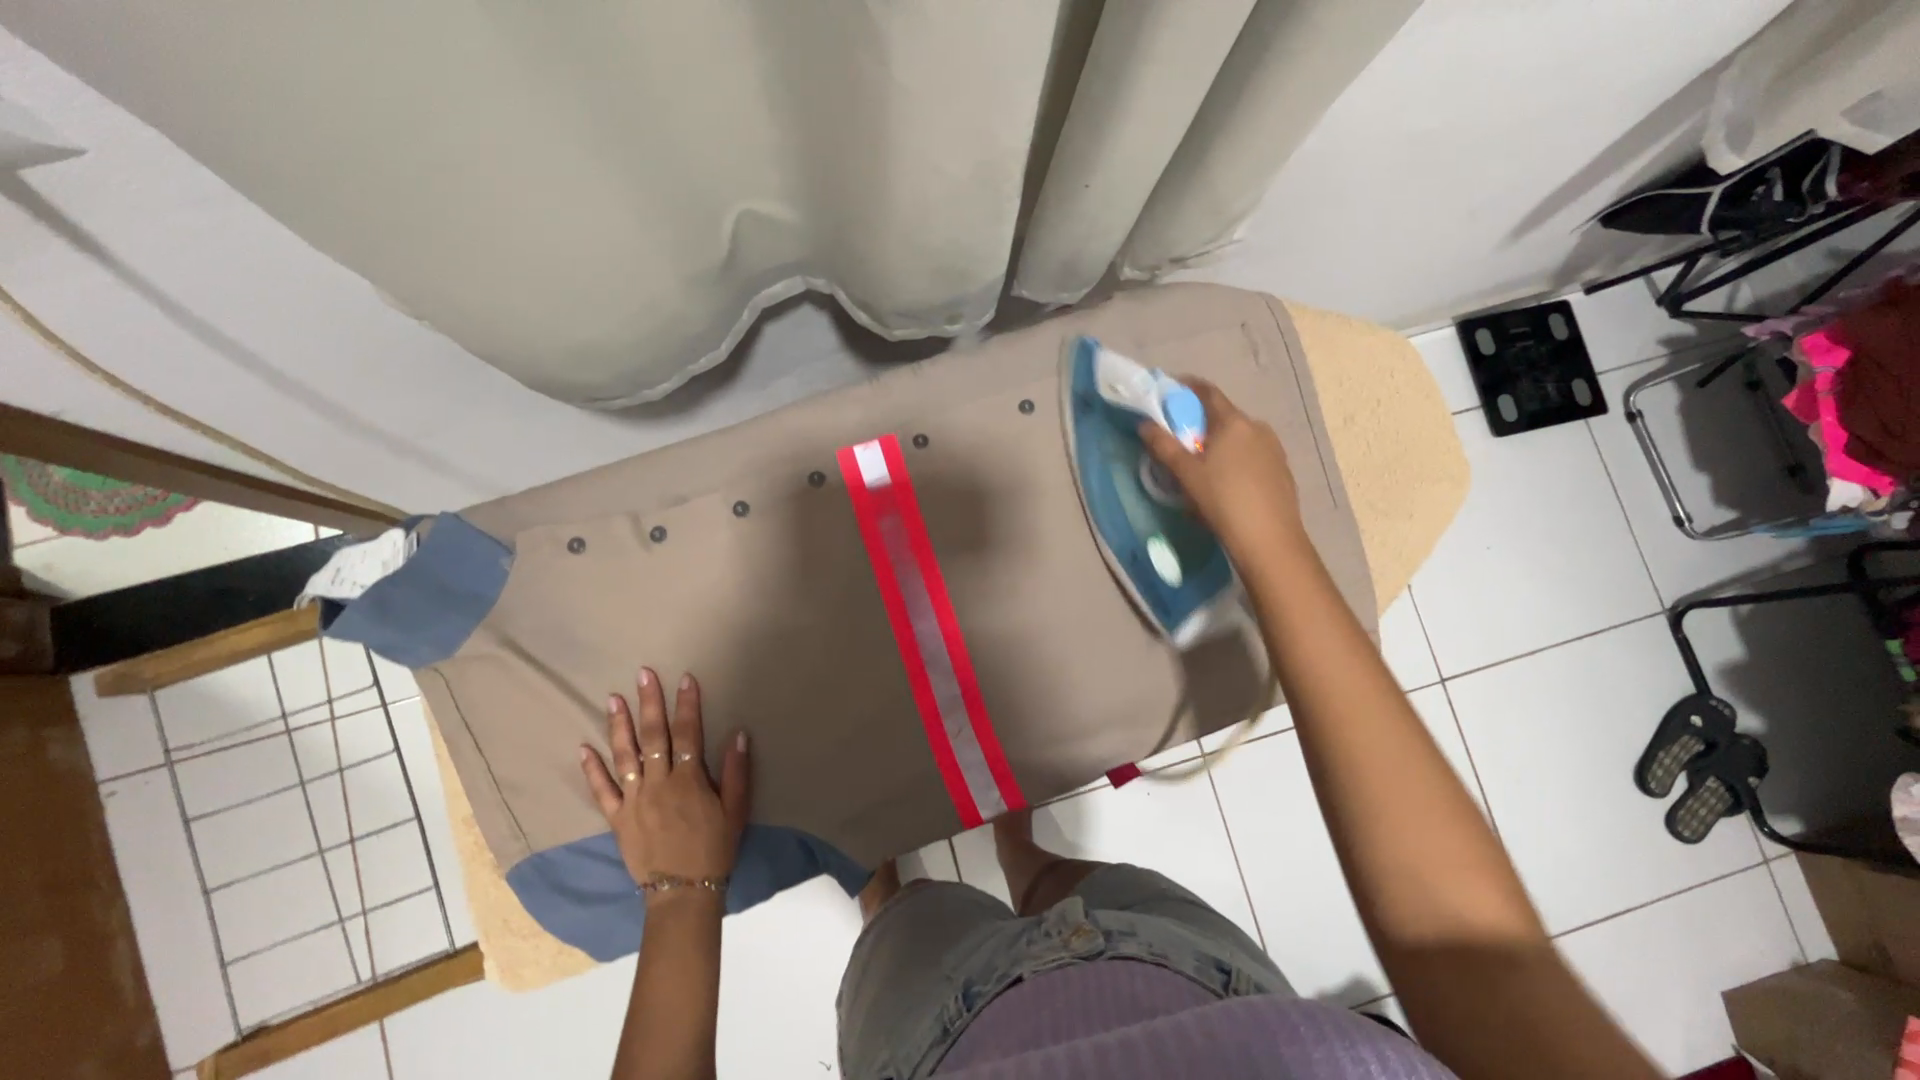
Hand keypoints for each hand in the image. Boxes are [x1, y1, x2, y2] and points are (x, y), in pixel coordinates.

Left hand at [579, 668, 750, 901]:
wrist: (683, 891)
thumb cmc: (715, 849)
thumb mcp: (736, 810)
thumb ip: (737, 772)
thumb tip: (737, 734)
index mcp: (689, 780)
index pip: (688, 733)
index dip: (687, 705)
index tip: (685, 679)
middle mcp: (658, 784)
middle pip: (653, 736)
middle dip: (649, 702)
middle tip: (643, 674)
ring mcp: (634, 800)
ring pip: (624, 756)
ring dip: (618, 725)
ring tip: (613, 698)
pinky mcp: (617, 818)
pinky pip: (601, 790)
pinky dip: (592, 769)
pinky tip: (584, 747)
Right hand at [1138, 377, 1308, 562]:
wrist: (1269, 539)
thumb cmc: (1222, 501)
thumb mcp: (1186, 474)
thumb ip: (1164, 445)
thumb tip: (1145, 424)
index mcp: (1234, 422)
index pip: (1208, 392)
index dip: (1187, 387)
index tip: (1170, 392)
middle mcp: (1257, 427)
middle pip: (1224, 416)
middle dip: (1201, 422)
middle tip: (1180, 438)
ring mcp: (1274, 449)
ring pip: (1240, 437)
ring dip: (1219, 443)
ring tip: (1203, 464)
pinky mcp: (1282, 470)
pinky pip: (1253, 455)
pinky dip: (1236, 458)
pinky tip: (1227, 483)